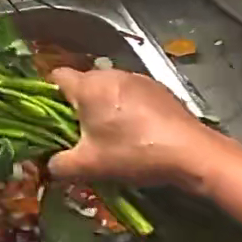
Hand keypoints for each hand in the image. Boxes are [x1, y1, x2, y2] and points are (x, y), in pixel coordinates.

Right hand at [46, 67, 241, 195]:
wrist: (193, 154)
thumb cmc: (134, 153)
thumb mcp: (90, 166)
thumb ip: (60, 165)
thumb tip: (49, 167)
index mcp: (88, 86)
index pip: (56, 76)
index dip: (48, 94)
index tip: (51, 117)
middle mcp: (110, 74)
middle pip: (82, 83)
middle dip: (77, 105)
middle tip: (79, 132)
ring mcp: (136, 78)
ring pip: (107, 87)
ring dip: (103, 105)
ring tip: (109, 133)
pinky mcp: (158, 88)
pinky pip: (130, 92)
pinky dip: (126, 107)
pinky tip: (136, 131)